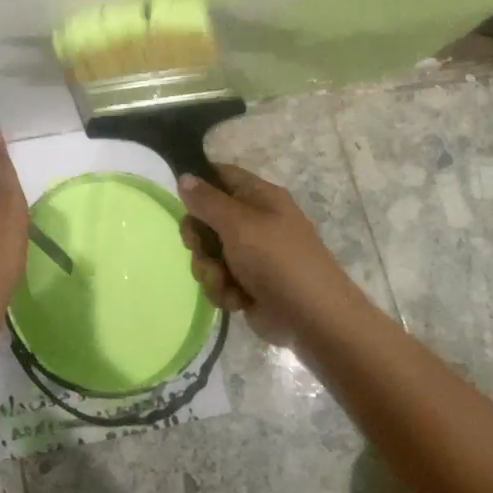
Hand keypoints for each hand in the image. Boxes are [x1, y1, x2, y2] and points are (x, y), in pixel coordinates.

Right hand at [178, 164, 365, 347]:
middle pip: (206, 219)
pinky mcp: (247, 284)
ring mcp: (251, 254)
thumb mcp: (238, 224)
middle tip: (201, 249)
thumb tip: (184, 176)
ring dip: (210, 271)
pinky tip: (237, 300)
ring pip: (208, 254)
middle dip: (198, 240)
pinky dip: (223, 290)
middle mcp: (254, 222)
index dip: (199, 183)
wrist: (311, 317)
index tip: (181, 200)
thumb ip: (207, 201)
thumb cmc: (276, 259)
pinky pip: (218, 280)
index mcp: (260, 197)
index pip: (221, 175)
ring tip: (224, 283)